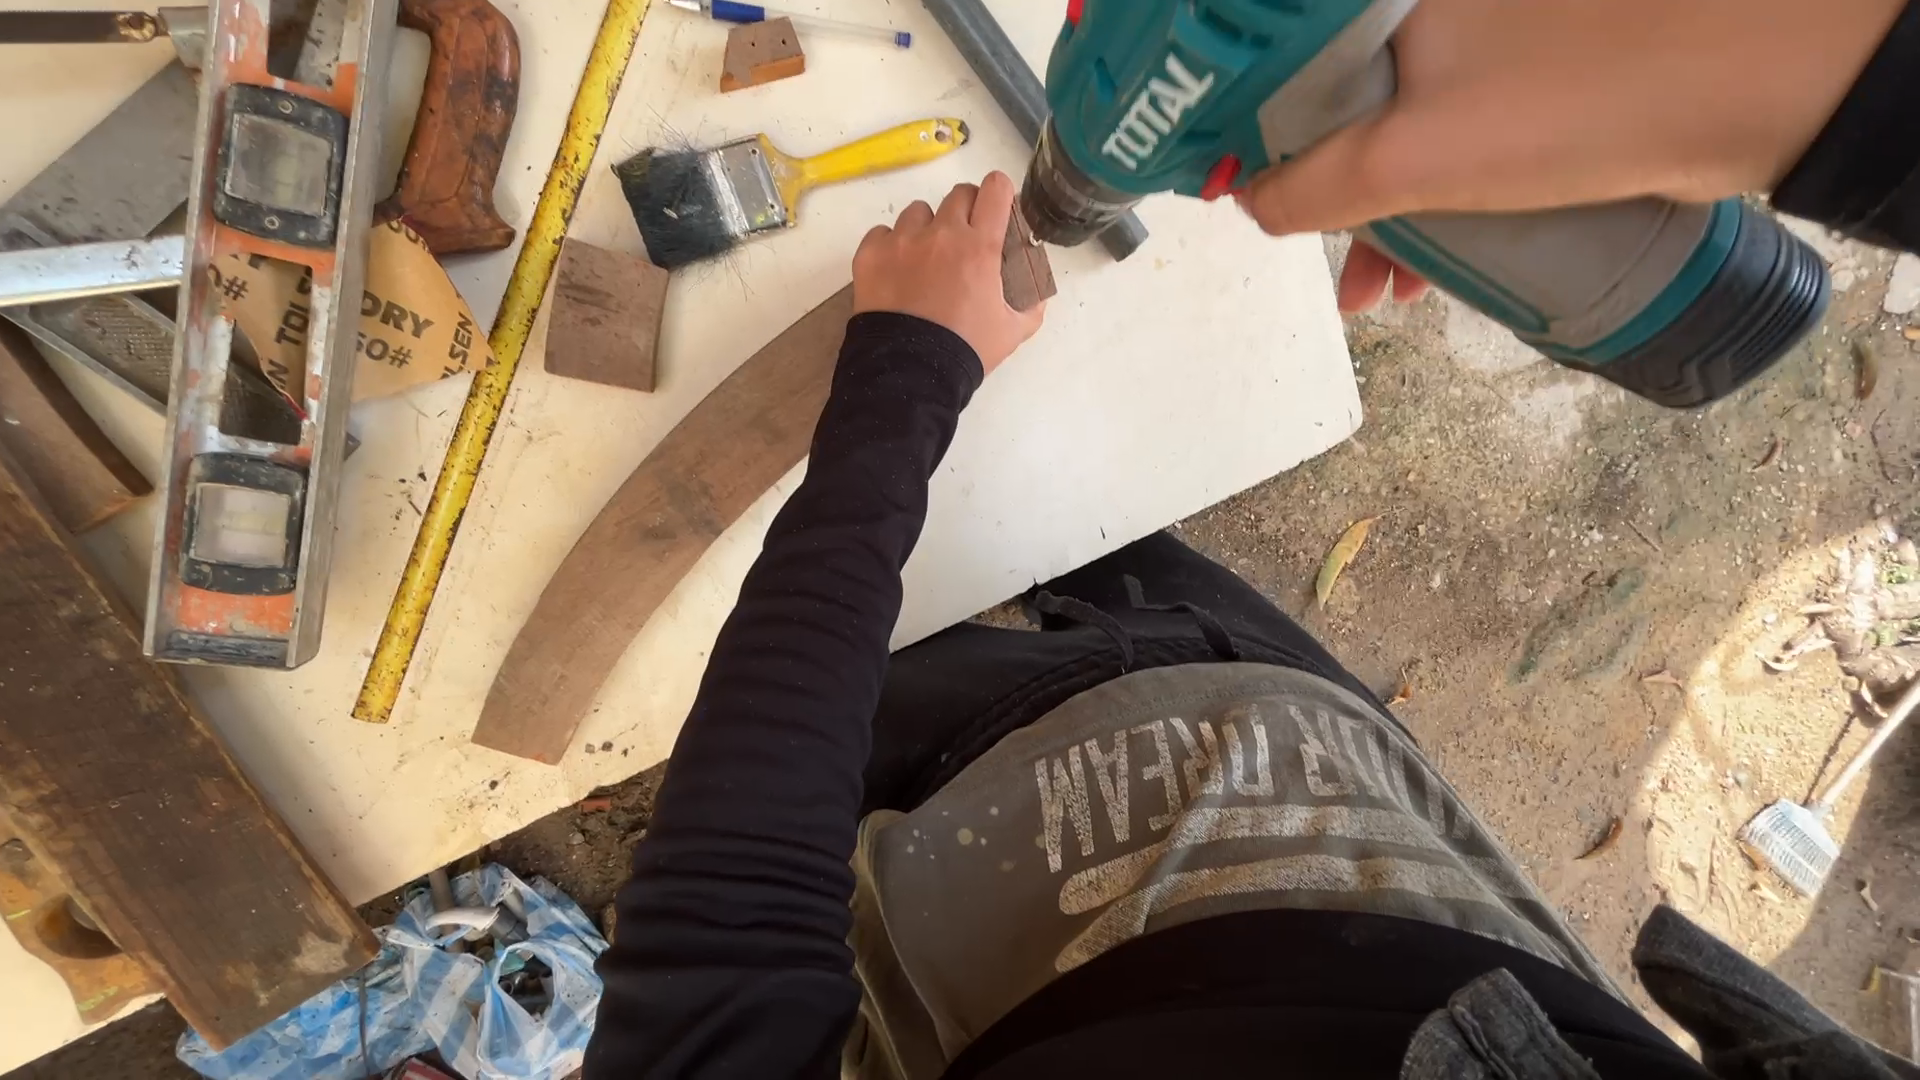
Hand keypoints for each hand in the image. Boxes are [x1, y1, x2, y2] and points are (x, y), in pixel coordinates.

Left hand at [853, 171, 1045, 375]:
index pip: (996, 189)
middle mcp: (941, 234)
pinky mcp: (870, 255)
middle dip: (966, 212)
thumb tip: (1037, 295)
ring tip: (924, 262)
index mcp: (979, 246)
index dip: (999, 195)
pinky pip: (882, 234)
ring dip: (926, 229)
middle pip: (958, 195)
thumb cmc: (965, 350)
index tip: (997, 212)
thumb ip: (1031, 308)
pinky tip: (895, 273)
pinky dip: (890, 247)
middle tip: (964, 243)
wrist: (911, 373)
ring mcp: (902, 241)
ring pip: (918, 213)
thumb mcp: (1011, 333)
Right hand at [1238, 0, 1903, 300]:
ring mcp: (1489, 37)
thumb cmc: (1574, 107)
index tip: (1252, 200)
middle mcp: (1434, 12)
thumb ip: (1309, 188)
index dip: (1259, 142)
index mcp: (1394, 6)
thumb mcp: (1411, 159)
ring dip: (1382, 222)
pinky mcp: (1533, 70)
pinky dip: (1432, 202)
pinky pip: (1450, 141)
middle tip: (1332, 269)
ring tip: (1381, 294)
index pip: (1290, 73)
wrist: (1778, 84)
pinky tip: (1432, 263)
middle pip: (1342, 115)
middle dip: (1331, 207)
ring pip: (1398, 136)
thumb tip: (1247, 204)